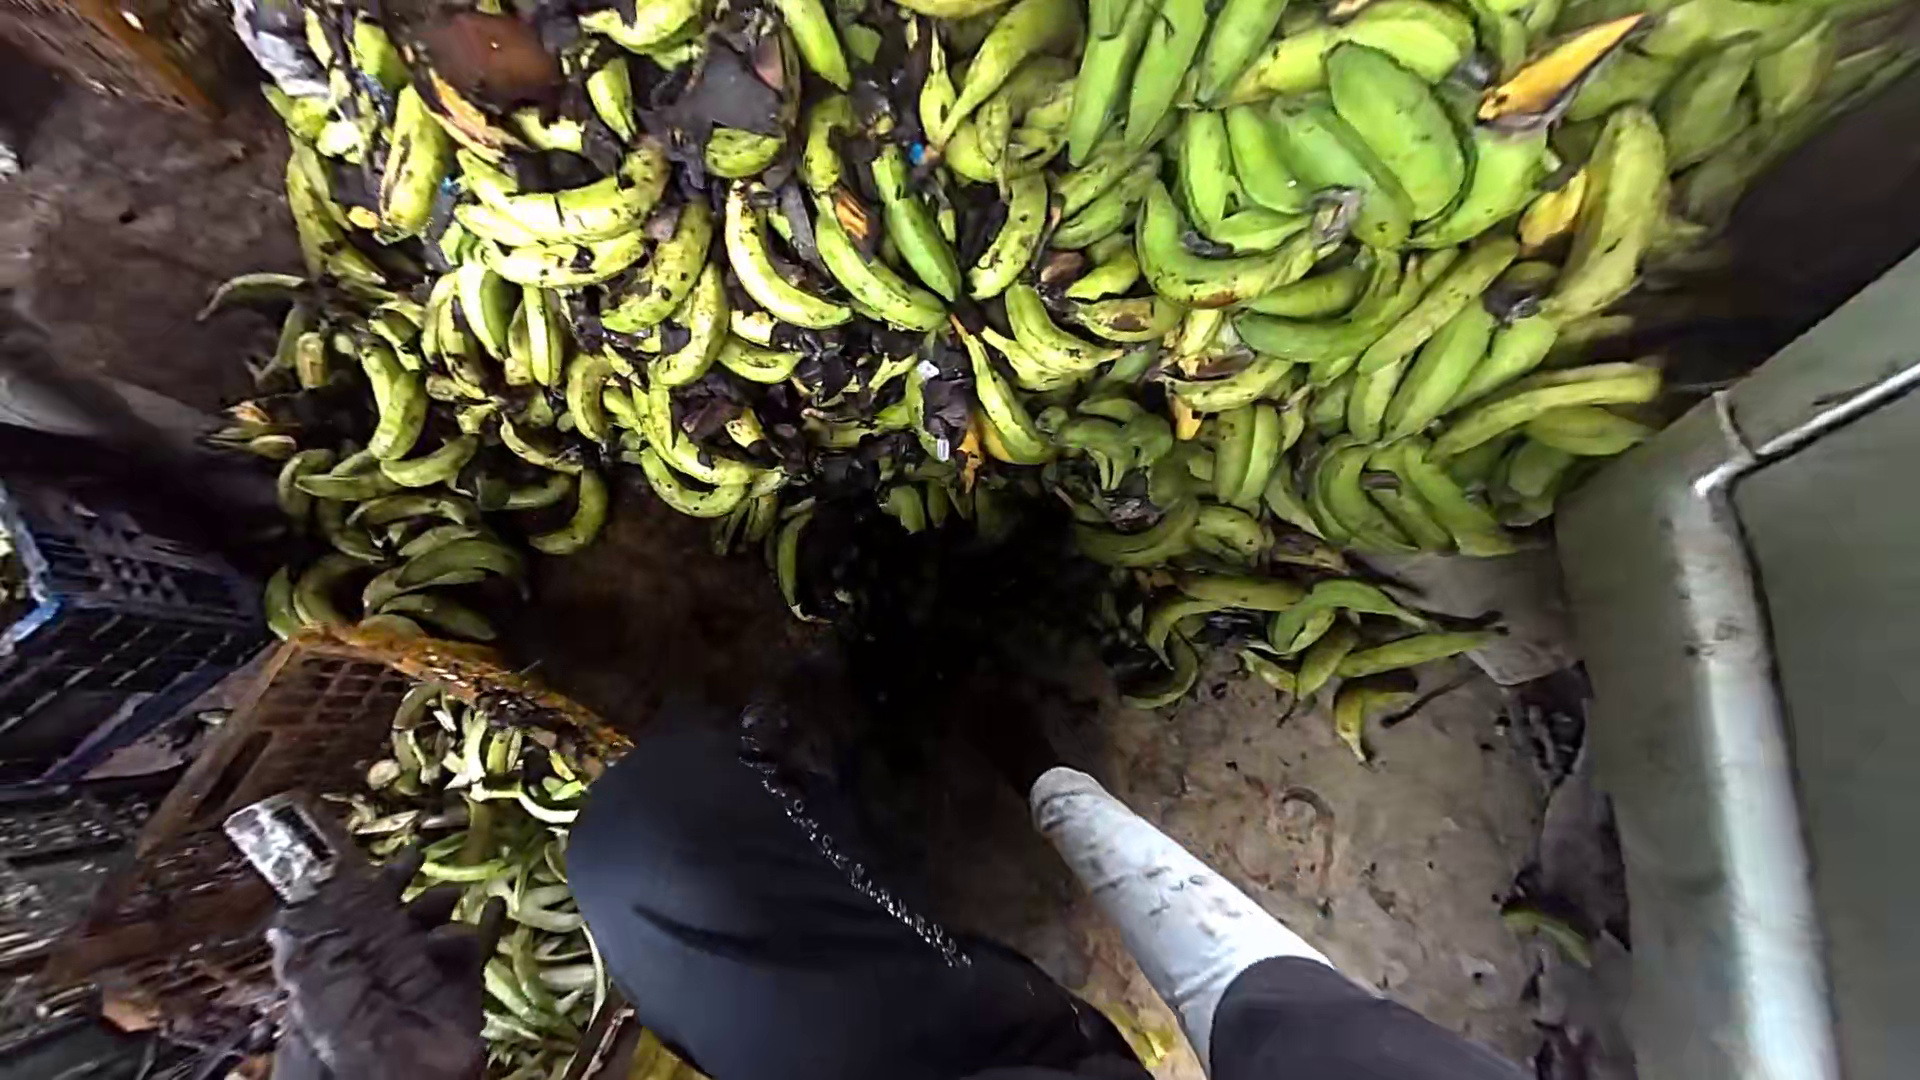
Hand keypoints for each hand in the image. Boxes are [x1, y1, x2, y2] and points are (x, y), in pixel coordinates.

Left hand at [269, 850, 502, 1079]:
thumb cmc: (350, 1059)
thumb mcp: (323, 1011)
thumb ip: (315, 965)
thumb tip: (289, 916)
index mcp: (346, 975)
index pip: (360, 921)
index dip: (377, 887)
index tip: (402, 858)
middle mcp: (386, 972)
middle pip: (405, 921)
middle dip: (417, 894)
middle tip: (429, 867)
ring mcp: (426, 980)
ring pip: (442, 929)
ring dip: (446, 909)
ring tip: (451, 905)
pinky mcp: (462, 990)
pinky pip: (480, 949)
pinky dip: (490, 924)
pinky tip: (495, 907)